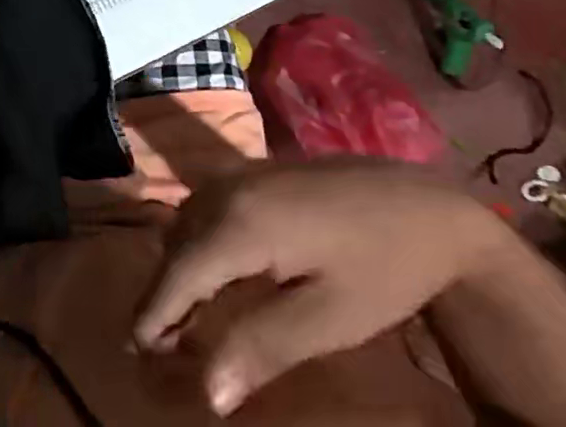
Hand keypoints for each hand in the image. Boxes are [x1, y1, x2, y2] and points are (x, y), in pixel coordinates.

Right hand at [134, 160, 510, 415]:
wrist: (429, 206)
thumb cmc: (384, 268)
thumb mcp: (330, 318)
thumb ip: (262, 347)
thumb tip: (208, 394)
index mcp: (241, 224)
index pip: (178, 274)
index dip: (153, 314)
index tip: (136, 353)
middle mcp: (229, 190)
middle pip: (176, 245)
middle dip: (163, 294)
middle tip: (163, 345)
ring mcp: (243, 173)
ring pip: (186, 220)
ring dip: (178, 264)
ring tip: (185, 314)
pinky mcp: (258, 169)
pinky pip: (207, 204)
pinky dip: (197, 238)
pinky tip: (215, 266)